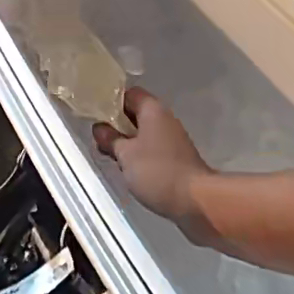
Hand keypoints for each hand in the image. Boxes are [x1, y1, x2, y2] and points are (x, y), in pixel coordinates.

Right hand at [93, 88, 215, 240]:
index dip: (111, 101)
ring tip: (112, 157)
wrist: (196, 200)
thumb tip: (99, 128)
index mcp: (153, 109)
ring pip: (145, 133)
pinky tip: (131, 170)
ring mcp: (173, 138)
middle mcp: (165, 118)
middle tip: (100, 140)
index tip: (96, 114)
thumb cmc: (157, 171)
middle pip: (136, 113)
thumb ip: (111, 139)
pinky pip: (153, 148)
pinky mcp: (178, 157)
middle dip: (117, 125)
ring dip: (128, 142)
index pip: (129, 94)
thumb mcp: (126, 155)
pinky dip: (141, 155)